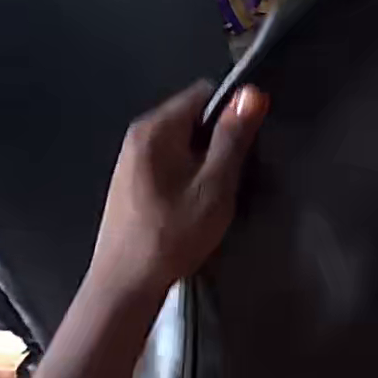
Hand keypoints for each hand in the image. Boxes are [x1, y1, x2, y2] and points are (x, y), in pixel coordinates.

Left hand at [89, 81, 267, 300]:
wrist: (125, 285)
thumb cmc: (173, 233)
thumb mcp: (214, 185)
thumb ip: (233, 137)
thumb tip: (252, 92)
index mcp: (156, 128)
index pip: (205, 93)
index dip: (231, 112)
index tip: (245, 144)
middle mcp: (139, 134)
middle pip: (192, 115)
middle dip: (217, 137)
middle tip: (230, 174)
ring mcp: (131, 157)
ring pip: (183, 139)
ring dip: (203, 157)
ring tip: (213, 191)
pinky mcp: (130, 179)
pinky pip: (169, 158)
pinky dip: (187, 171)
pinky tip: (192, 201)